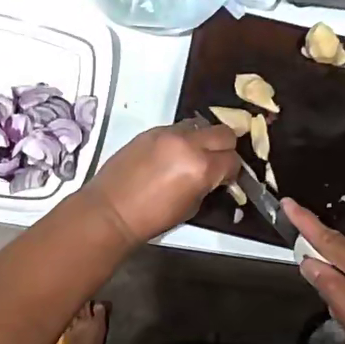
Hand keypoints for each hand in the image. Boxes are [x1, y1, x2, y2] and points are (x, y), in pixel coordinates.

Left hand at [80, 120, 239, 245]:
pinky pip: (177, 128)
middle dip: (223, 149)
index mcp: (201, 167)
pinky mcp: (150, 131)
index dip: (231, 172)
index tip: (224, 179)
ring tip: (192, 156)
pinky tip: (171, 155)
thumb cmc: (152, 218)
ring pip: (200, 125)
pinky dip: (181, 138)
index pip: (232, 159)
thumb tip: (213, 177)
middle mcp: (188, 144)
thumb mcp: (191, 207)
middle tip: (214, 163)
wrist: (111, 210)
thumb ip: (207, 185)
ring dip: (202, 139)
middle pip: (223, 133)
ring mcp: (167, 134)